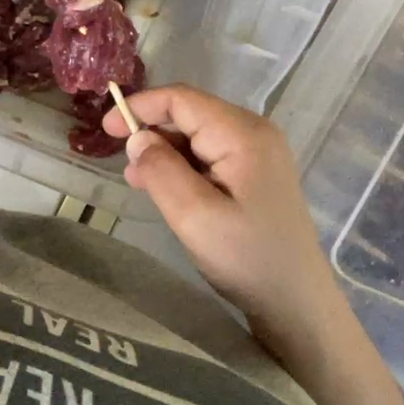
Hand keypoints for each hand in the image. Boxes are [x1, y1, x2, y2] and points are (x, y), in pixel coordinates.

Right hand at [104, 84, 341, 338]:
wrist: (298, 305)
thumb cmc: (247, 258)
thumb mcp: (194, 215)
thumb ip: (161, 170)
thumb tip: (138, 138)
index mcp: (242, 134)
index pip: (181, 99)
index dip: (139, 107)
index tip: (106, 130)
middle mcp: (253, 133)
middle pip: (188, 114)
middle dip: (151, 132)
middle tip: (125, 167)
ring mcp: (256, 153)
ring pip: (194, 135)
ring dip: (163, 152)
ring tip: (139, 183)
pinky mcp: (254, 174)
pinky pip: (207, 154)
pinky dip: (180, 166)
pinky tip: (164, 190)